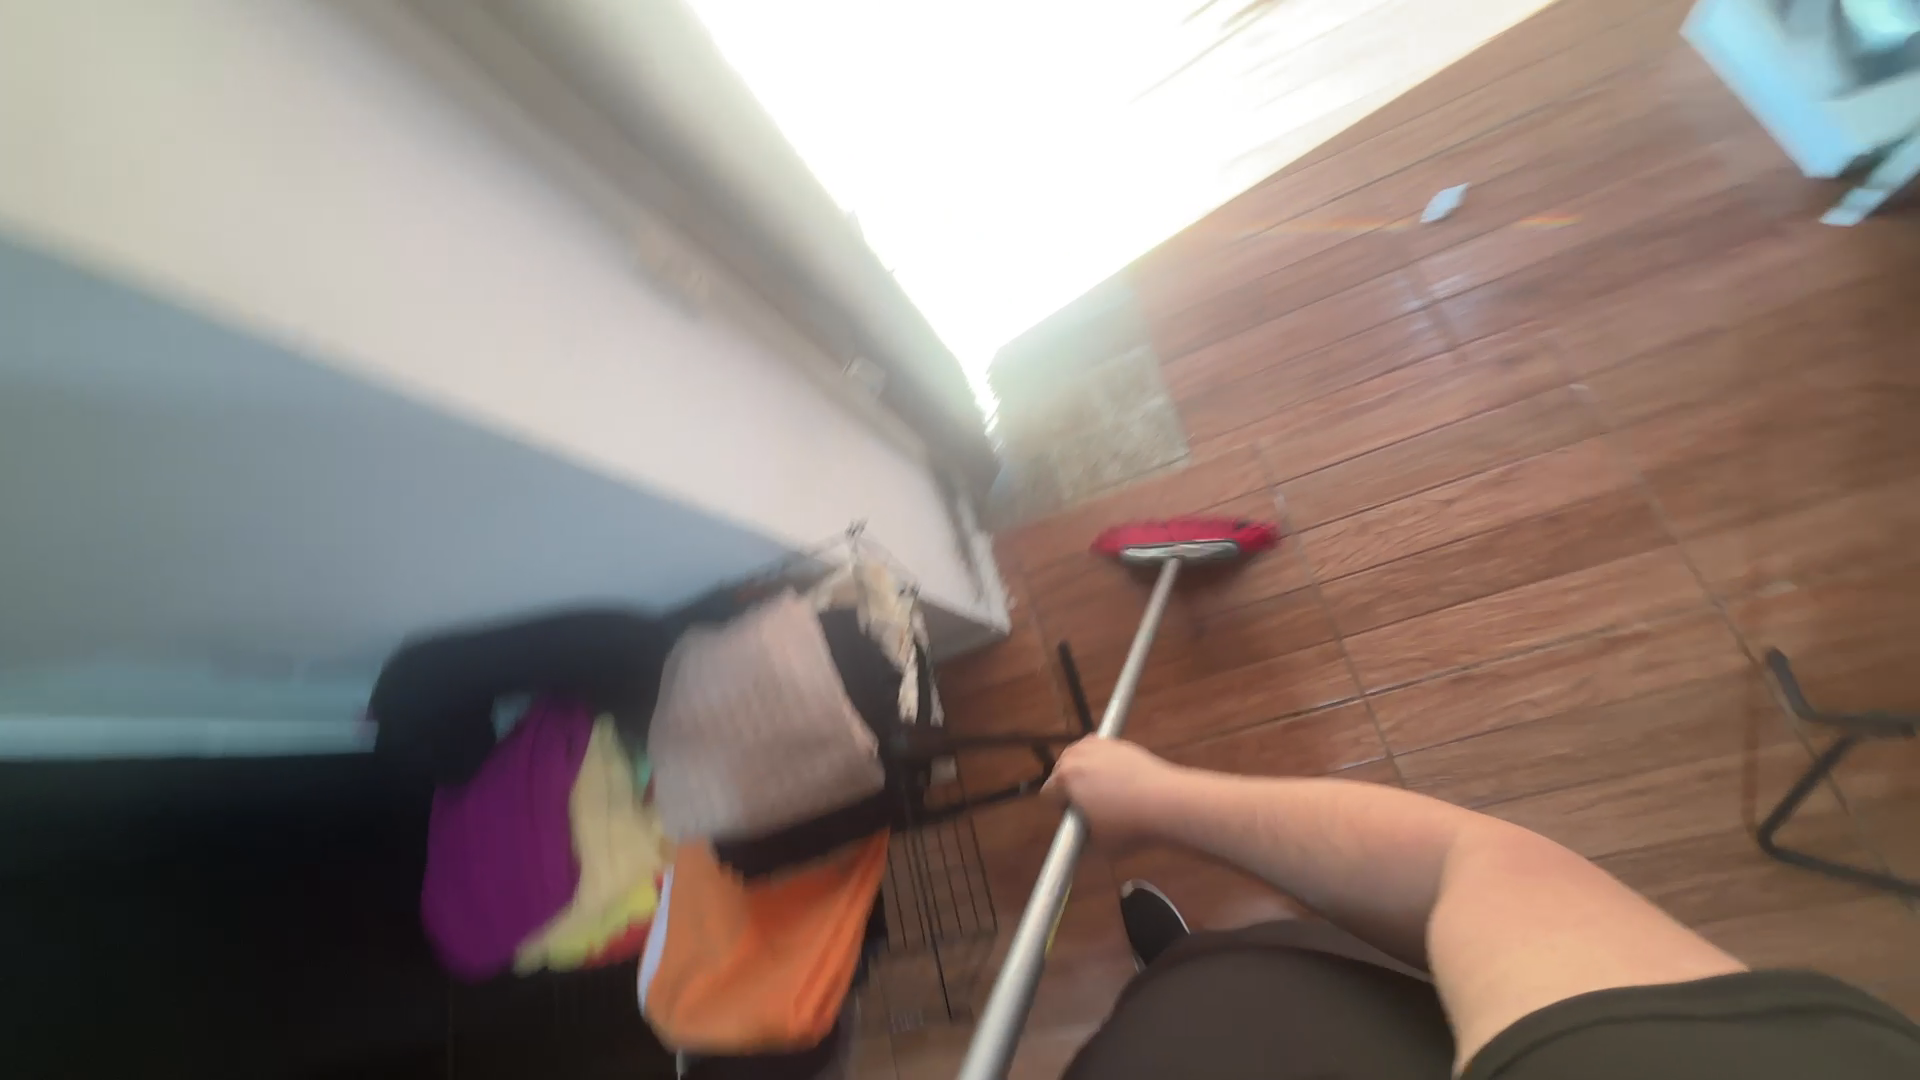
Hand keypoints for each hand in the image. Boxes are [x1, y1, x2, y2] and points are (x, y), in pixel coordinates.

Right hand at [1043, 737, 1184, 846]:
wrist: (1167, 801)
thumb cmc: (1128, 826)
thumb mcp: (1098, 846)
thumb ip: (1078, 841)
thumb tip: (1077, 840)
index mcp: (1064, 779)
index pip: (1048, 794)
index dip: (1059, 810)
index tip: (1076, 821)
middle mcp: (1076, 756)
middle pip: (1060, 770)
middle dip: (1069, 787)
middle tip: (1089, 807)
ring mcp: (1098, 745)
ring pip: (1078, 755)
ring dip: (1082, 770)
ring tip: (1102, 790)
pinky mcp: (1118, 742)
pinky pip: (1098, 749)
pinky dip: (1101, 760)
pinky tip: (1116, 777)